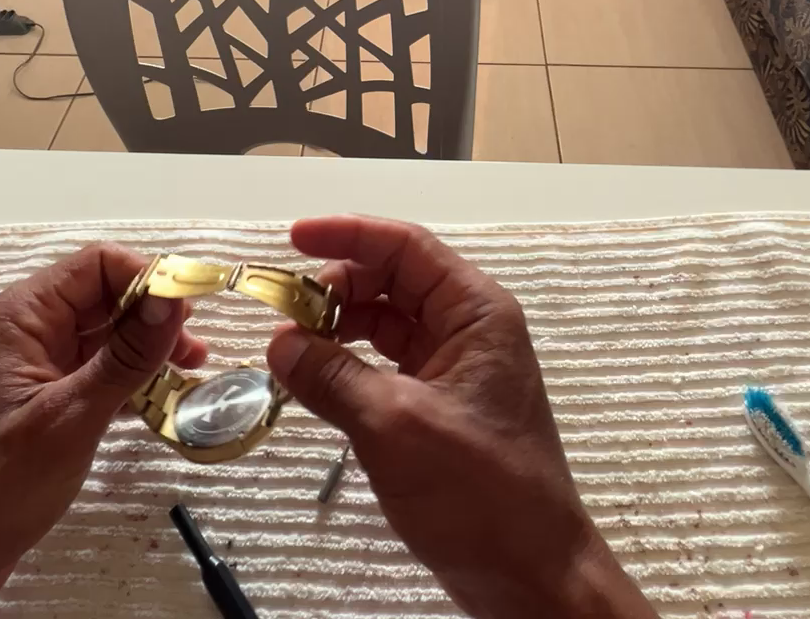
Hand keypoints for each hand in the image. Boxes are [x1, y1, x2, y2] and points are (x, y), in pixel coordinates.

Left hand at [0, 245, 206, 618]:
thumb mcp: (68, 419)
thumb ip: (126, 357)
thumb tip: (174, 301)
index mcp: (22, 316)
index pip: (98, 265)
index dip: (148, 278)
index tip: (189, 311)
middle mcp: (29, 329)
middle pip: (107, 295)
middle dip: (156, 316)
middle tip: (195, 350)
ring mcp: (36, 365)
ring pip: (107, 333)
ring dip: (149, 348)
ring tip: (190, 371)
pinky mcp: (44, 399)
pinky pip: (98, 369)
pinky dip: (132, 378)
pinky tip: (161, 398)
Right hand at [267, 216, 654, 618]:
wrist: (530, 574)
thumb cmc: (480, 492)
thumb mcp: (395, 427)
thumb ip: (332, 378)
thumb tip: (278, 344)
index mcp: (475, 311)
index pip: (406, 247)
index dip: (349, 234)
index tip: (296, 238)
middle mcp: (467, 325)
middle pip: (394, 279)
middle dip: (339, 286)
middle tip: (286, 309)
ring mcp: (454, 362)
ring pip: (388, 318)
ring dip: (340, 323)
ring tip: (292, 342)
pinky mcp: (439, 398)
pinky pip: (387, 358)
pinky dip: (350, 359)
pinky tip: (316, 371)